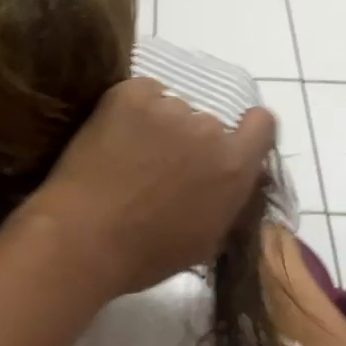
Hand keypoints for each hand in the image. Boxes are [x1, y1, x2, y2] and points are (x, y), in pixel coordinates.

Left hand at [21, 77, 276, 295]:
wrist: (83, 238)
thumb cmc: (146, 253)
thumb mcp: (207, 238)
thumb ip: (229, 198)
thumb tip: (232, 179)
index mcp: (234, 166)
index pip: (262, 123)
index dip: (247, 130)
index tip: (228, 142)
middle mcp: (209, 128)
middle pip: (209, 121)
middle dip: (192, 139)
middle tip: (162, 165)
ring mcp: (169, 106)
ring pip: (173, 107)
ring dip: (161, 125)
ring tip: (131, 154)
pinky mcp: (132, 92)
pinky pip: (144, 92)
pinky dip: (134, 109)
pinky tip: (116, 137)